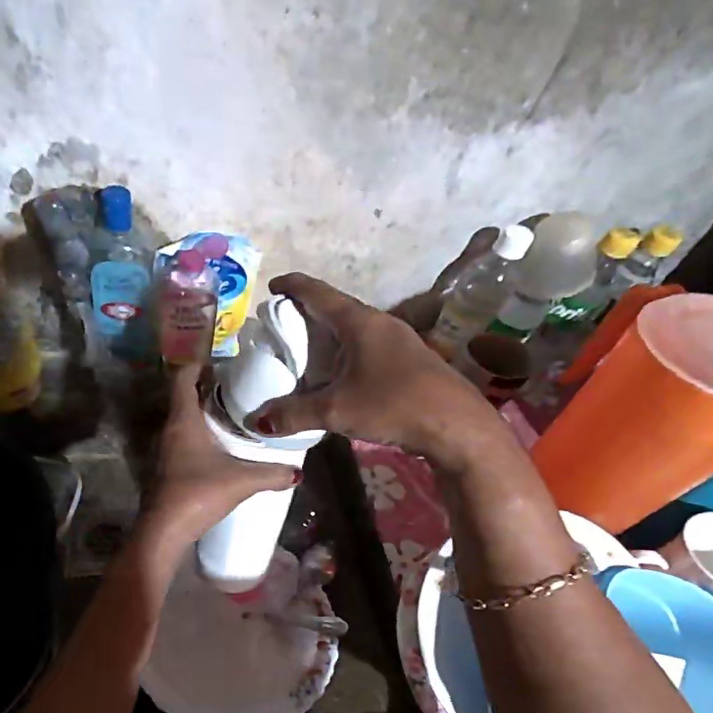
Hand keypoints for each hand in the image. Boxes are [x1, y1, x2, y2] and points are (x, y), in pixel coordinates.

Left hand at [141, 364, 295, 551]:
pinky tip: (222, 447)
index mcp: (182, 421)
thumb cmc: (197, 494)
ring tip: (235, 412)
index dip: (198, 363)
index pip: (183, 378)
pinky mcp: (168, 471)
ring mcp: (165, 452)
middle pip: (185, 398)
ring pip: (184, 422)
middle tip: (239, 384)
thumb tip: (298, 472)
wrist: (164, 532)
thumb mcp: (241, 481)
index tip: (220, 357)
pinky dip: (201, 436)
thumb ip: (271, 473)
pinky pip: (184, 442)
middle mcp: (170, 431)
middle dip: (208, 388)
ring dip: (204, 414)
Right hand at [245, 273, 509, 471]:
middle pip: (338, 309)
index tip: (274, 286)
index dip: (293, 286)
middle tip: (284, 327)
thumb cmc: (393, 405)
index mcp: (360, 322)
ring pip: (356, 329)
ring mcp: (400, 340)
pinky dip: (348, 352)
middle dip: (309, 314)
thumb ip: (294, 414)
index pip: (319, 292)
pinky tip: (342, 375)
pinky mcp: (411, 360)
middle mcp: (381, 323)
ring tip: (308, 353)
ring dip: (331, 336)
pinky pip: (369, 346)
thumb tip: (257, 421)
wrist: (455, 425)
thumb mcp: (336, 411)